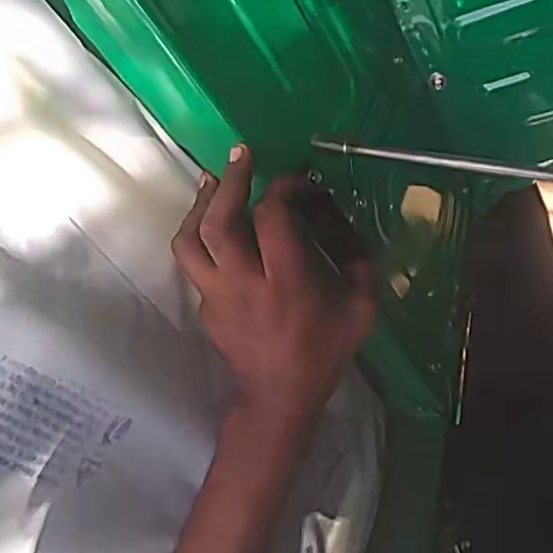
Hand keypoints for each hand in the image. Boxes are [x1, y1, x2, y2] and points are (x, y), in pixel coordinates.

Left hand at [171, 145, 377, 430]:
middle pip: (220, 223)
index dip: (283, 187)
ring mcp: (217, 296)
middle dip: (231, 181)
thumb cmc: (325, 350)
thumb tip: (343, 220)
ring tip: (213, 179)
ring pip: (191, 240)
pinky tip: (212, 218)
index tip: (298, 179)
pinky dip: (199, 231)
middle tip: (241, 153)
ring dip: (200, 203)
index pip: (273, 217)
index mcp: (287, 281)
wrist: (279, 399)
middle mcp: (245, 284)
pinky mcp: (205, 305)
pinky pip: (193, 260)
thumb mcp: (361, 307)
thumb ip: (358, 260)